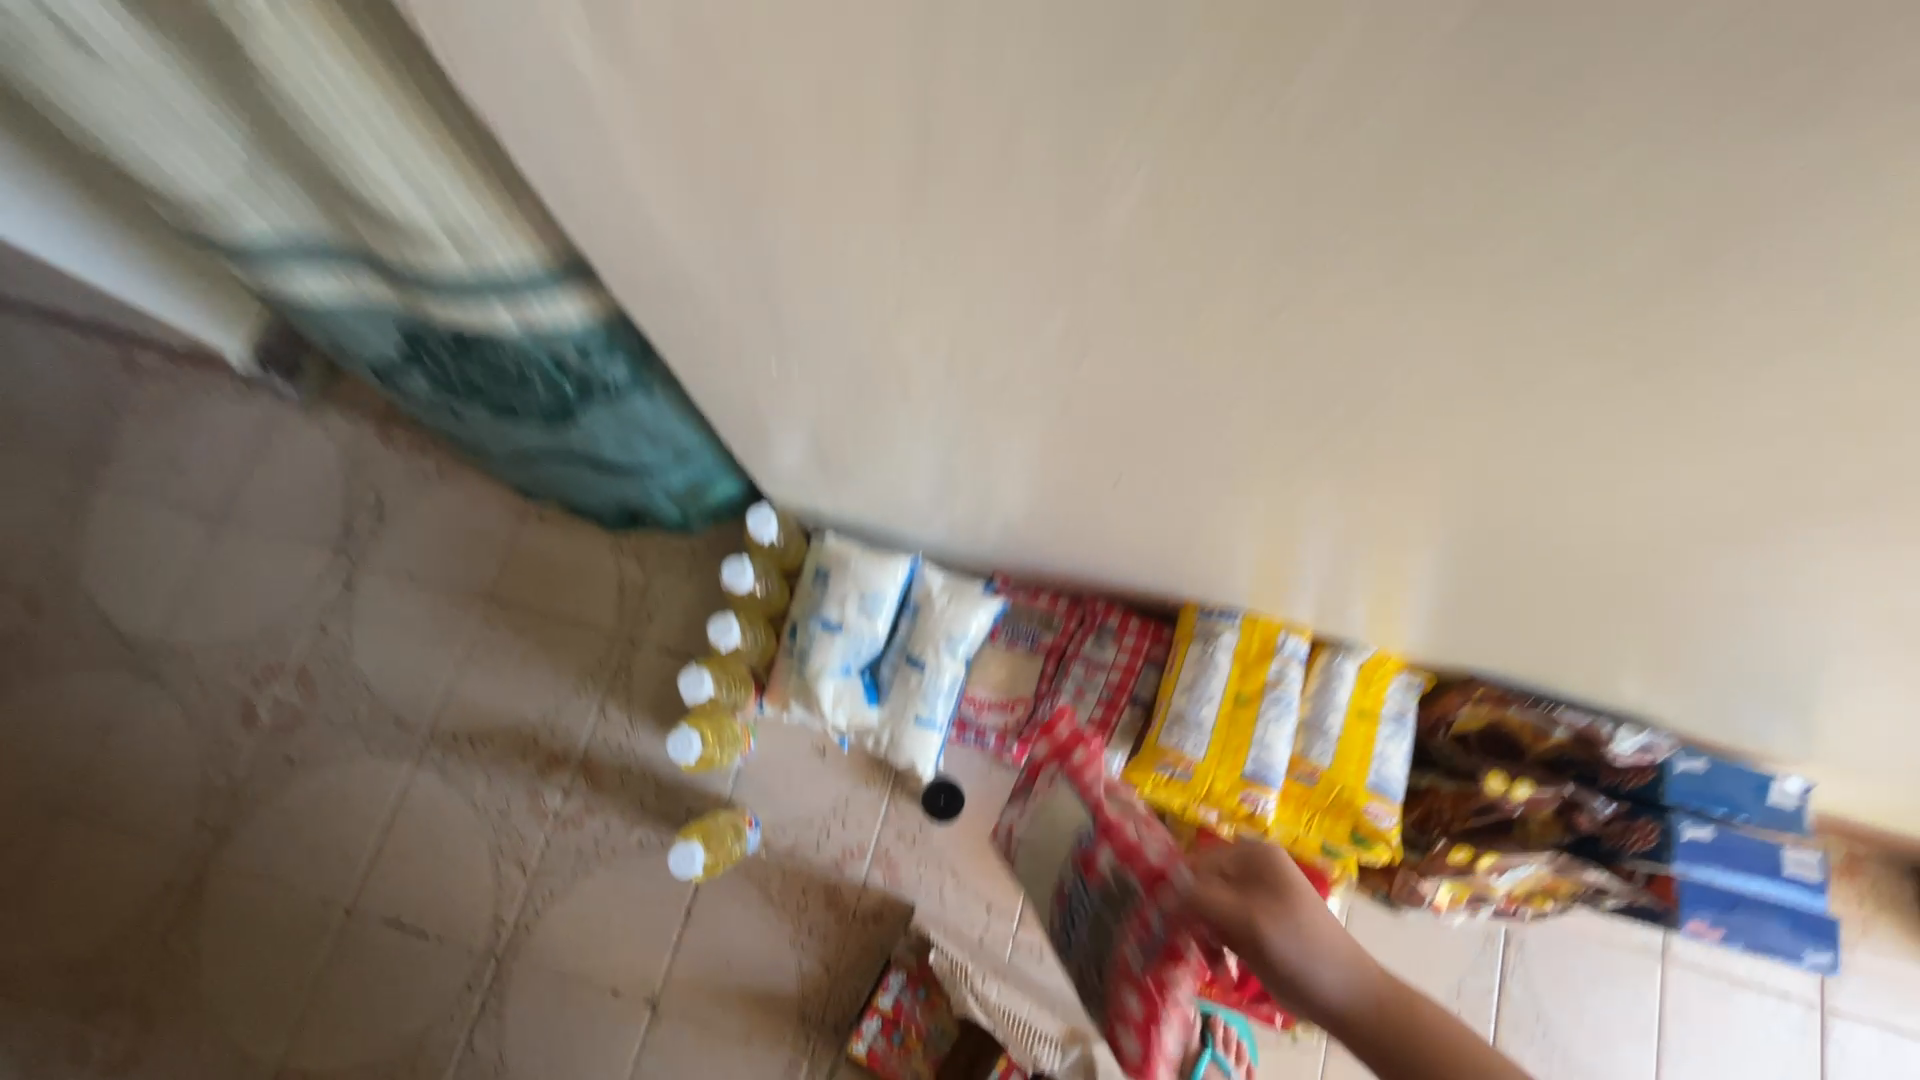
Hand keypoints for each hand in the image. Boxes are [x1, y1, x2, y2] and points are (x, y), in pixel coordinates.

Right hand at [1182, 839, 1381, 1027]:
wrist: (1345, 996)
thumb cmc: (1298, 949)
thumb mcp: (1245, 919)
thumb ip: (1199, 898)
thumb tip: (1158, 888)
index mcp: (1252, 854)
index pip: (1197, 862)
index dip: (1177, 890)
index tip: (1164, 921)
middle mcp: (1250, 868)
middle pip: (1199, 884)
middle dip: (1191, 916)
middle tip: (1192, 945)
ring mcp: (1252, 897)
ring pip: (1205, 907)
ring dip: (1202, 934)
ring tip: (1211, 960)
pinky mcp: (1252, 924)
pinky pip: (1218, 925)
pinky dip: (1213, 944)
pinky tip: (1219, 965)